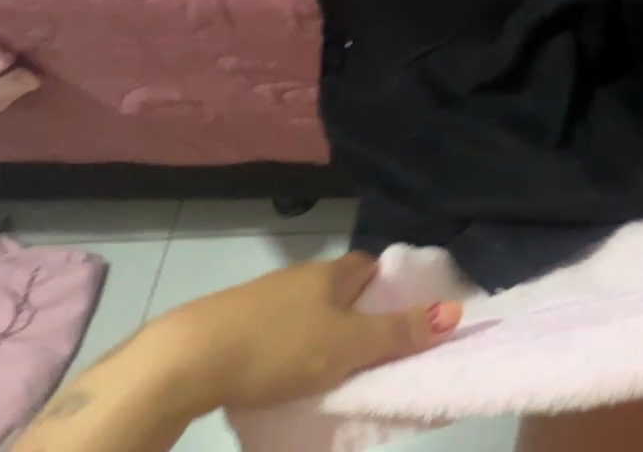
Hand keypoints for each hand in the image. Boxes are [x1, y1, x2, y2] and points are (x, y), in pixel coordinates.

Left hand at [163, 252, 462, 411]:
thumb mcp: (348, 345)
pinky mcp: (231, 323)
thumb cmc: (279, 346)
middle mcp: (300, 276)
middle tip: (370, 351)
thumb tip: (455, 311)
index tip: (400, 318)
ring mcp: (262, 298)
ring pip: (307, 311)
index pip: (372, 266)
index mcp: (332, 272)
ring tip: (329, 370)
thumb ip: (399, 333)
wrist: (187, 358)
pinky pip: (276, 330)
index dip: (390, 289)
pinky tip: (282, 375)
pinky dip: (288, 348)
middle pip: (340, 289)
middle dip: (357, 315)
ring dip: (321, 333)